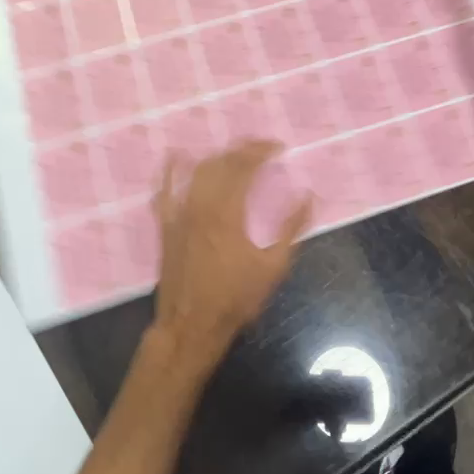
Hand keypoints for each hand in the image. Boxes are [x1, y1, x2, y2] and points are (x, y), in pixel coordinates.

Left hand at [150, 140, 312, 366]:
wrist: (192, 325)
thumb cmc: (236, 299)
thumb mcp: (274, 266)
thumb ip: (292, 227)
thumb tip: (308, 196)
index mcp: (229, 212)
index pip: (245, 166)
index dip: (262, 151)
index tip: (279, 148)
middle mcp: (201, 205)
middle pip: (221, 163)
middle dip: (243, 149)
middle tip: (262, 149)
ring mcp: (179, 214)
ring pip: (196, 171)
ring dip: (217, 157)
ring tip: (235, 154)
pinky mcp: (166, 226)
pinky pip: (165, 191)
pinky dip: (170, 171)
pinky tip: (176, 156)